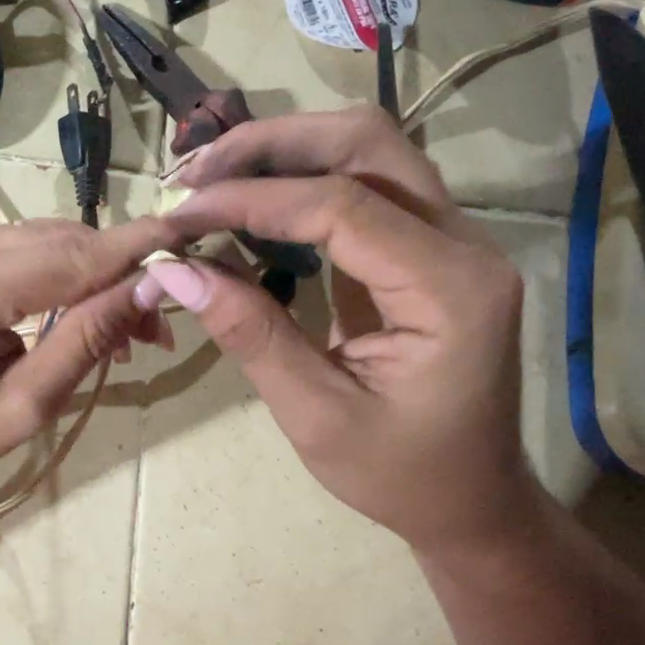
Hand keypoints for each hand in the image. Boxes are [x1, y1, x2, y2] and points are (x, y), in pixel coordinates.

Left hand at [0, 217, 178, 499]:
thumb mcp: (23, 406)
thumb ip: (85, 341)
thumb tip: (148, 289)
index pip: (68, 258)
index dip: (132, 251)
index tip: (189, 239)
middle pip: (58, 241)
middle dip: (116, 273)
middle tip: (157, 325)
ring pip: (43, 241)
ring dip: (91, 275)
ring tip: (128, 330)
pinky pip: (18, 251)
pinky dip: (58, 276)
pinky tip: (84, 313)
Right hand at [144, 106, 541, 551]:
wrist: (471, 501)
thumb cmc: (399, 473)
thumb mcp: (315, 416)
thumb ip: (250, 333)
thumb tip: (173, 269)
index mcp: (449, 289)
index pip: (341, 205)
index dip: (250, 199)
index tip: (178, 216)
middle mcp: (463, 244)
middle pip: (366, 143)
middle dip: (270, 145)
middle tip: (190, 175)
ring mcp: (450, 240)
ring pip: (367, 151)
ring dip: (283, 151)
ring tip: (208, 178)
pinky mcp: (425, 250)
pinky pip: (362, 188)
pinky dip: (298, 181)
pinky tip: (245, 202)